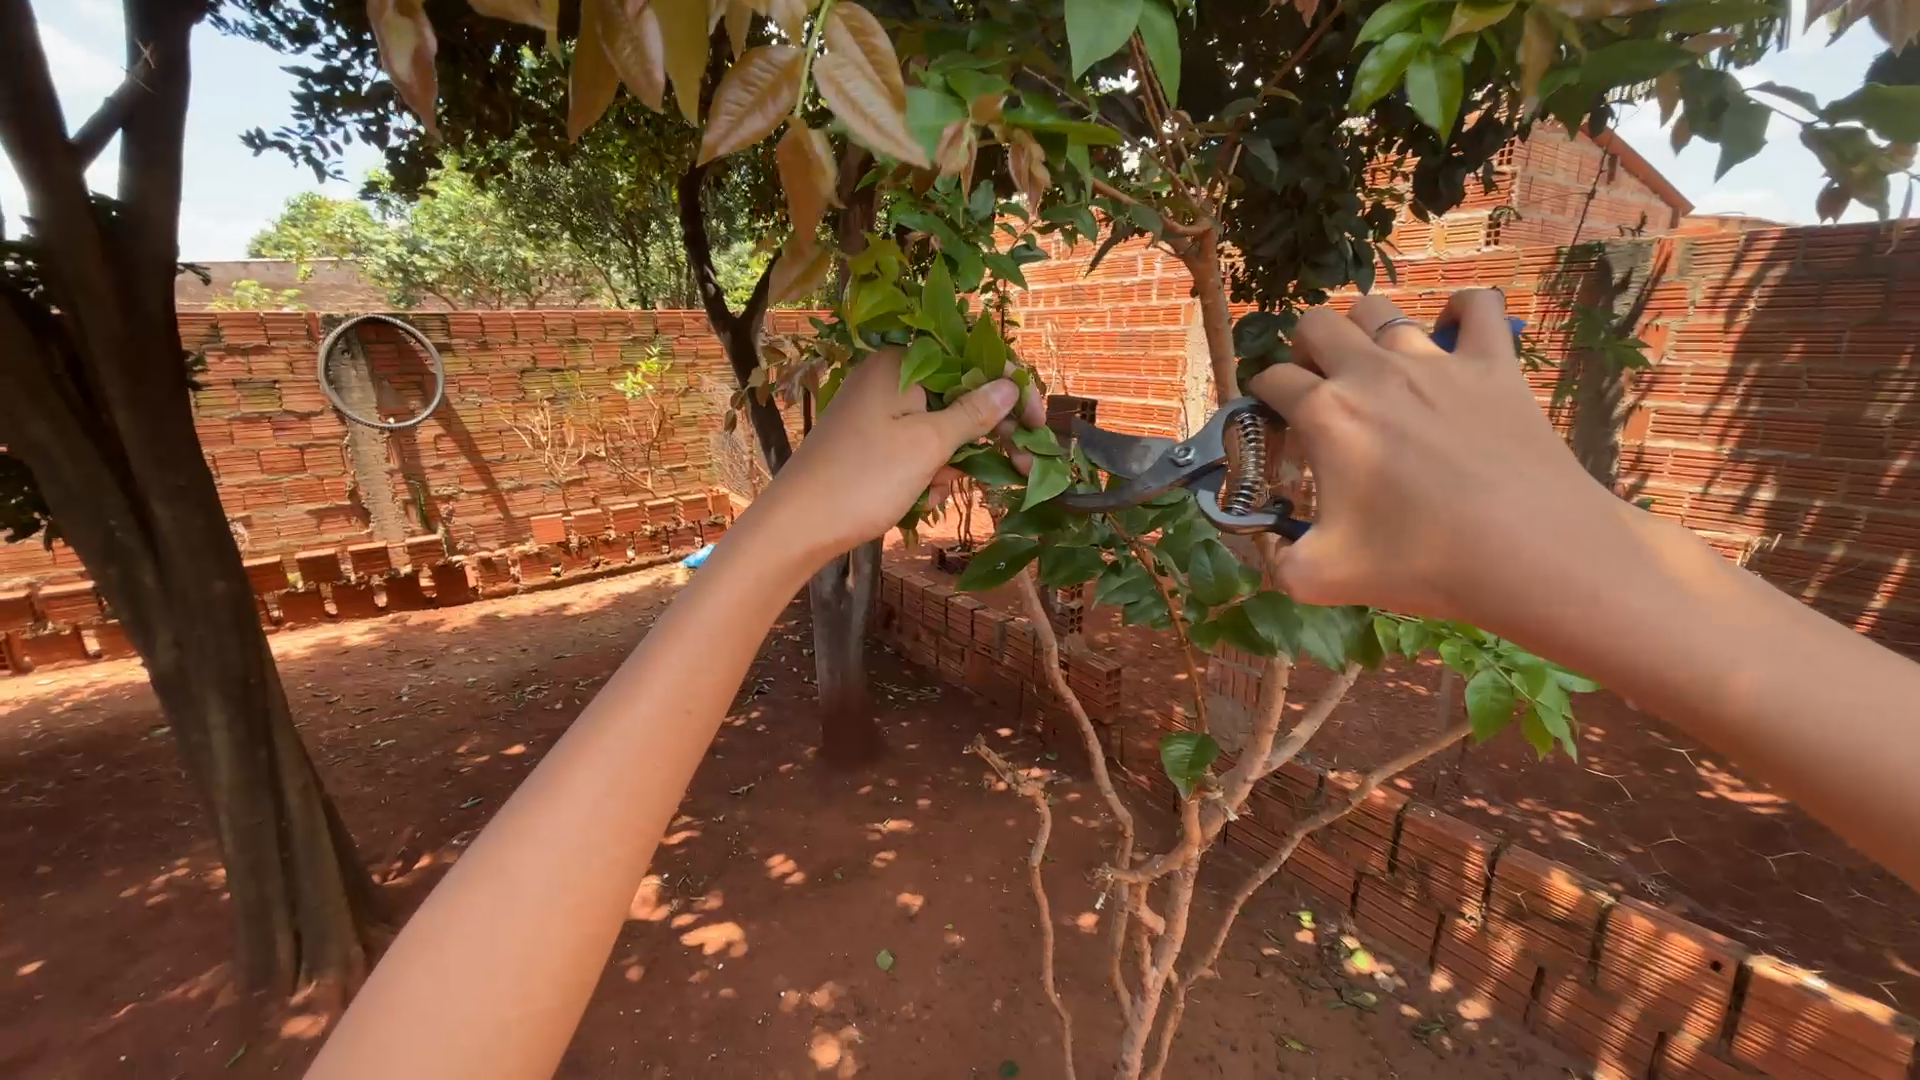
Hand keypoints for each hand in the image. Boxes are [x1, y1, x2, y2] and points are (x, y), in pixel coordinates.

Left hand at [752, 347, 1040, 562]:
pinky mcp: (873, 444)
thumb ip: (974, 413)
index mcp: (900, 364)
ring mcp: (879, 414)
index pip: (972, 360)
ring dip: (954, 461)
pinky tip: (920, 499)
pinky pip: (918, 450)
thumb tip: (1009, 385)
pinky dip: (928, 473)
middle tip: (1018, 466)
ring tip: (940, 490)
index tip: (1038, 422)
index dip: (1012, 388)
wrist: (798, 527)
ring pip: (941, 429)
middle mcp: (889, 380)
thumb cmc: (864, 478)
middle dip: (987, 433)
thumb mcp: (928, 445)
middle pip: (960, 395)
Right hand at [1249, 289, 1630, 624]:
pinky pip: (1478, 305)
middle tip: (1314, 391)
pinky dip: (1457, 311)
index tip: (1270, 423)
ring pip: (1379, 309)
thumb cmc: (1417, 561)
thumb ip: (1273, 560)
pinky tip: (1448, 336)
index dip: (1260, 399)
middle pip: (1315, 325)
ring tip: (1368, 366)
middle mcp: (1371, 371)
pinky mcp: (1495, 363)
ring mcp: (1436, 361)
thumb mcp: (1317, 576)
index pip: (1271, 379)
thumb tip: (1266, 548)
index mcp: (1325, 413)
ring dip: (1360, 330)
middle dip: (1301, 351)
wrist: (1531, 553)